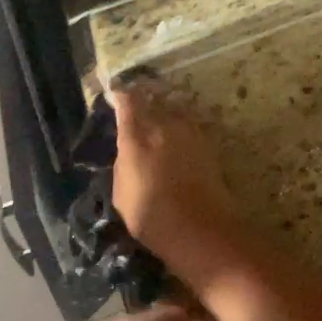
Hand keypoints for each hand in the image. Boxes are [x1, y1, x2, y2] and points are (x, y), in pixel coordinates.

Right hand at [108, 83, 236, 258]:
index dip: (120, 95)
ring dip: (164, 109)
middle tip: (135, 104)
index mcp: (137, 136)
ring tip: (158, 117)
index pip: (127, 101)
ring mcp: (189, 130)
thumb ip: (124, 162)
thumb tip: (129, 149)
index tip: (114, 94)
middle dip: (142, 99)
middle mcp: (164, 125)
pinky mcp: (207, 140)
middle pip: (152, 99)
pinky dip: (181, 124)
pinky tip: (178, 135)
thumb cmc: (151, 216)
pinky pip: (189, 122)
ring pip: (173, 108)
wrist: (199, 226)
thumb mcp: (121, 193)